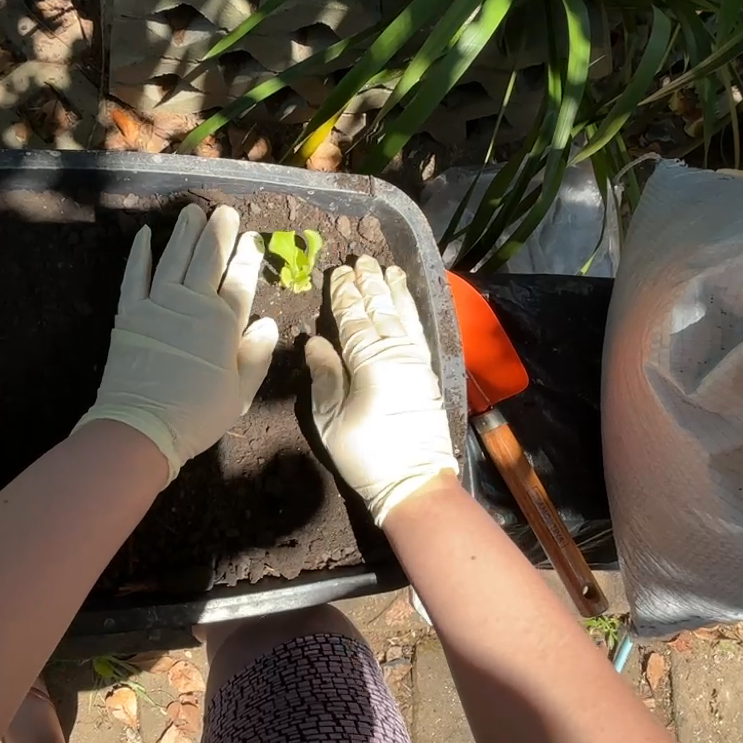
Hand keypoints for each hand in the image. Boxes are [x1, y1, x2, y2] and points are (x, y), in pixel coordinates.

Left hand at [78, 204, 277, 481]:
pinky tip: (147, 235)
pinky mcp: (129, 314)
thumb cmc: (197, 416)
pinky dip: (140, 255)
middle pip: (207, 262)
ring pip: (174, 260)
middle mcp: (192, 306)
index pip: (239, 284)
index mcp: (223, 326)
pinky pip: (135, 276)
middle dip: (218, 234)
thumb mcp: (241, 394)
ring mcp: (157, 306)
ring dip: (185, 234)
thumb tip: (269, 323)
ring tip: (193, 211)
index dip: (246, 260)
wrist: (141, 427)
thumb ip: (256, 356)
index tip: (251, 239)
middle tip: (225, 211)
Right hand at [305, 256, 457, 523]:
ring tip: (386, 268)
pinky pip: (418, 329)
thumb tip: (316, 341)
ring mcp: (415, 360)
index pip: (353, 318)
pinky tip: (406, 298)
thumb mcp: (331, 420)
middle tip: (360, 260)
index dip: (344, 295)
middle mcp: (396, 353)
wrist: (415, 482)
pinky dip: (412, 310)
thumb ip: (325, 377)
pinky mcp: (427, 371)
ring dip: (392, 290)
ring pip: (403, 315)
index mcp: (368, 362)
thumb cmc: (366, 455)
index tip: (337, 273)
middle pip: (380, 310)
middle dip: (369, 284)